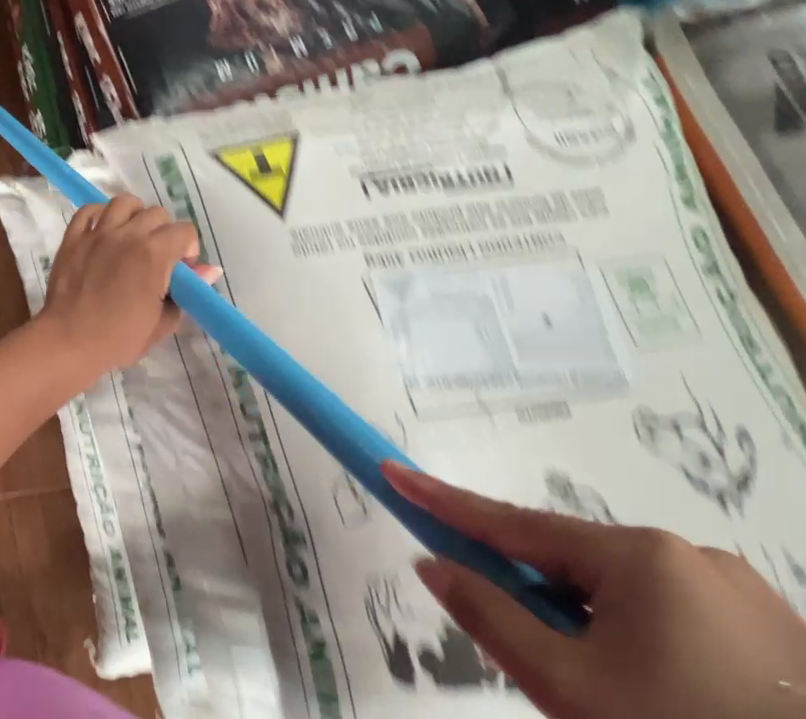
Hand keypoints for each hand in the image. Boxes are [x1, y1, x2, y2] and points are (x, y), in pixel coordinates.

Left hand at [35, 194, 216, 377]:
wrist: (69, 340)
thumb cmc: (119, 337)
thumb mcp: (162, 321)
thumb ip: (186, 291)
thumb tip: (208, 271)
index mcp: (154, 254)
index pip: (184, 231)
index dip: (188, 249)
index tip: (180, 269)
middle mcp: (126, 235)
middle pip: (156, 213)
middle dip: (164, 232)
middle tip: (157, 256)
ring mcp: (96, 233)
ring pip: (123, 203)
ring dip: (134, 215)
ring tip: (132, 236)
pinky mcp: (72, 238)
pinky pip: (88, 211)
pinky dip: (99, 214)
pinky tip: (103, 231)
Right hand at [387, 463, 805, 718]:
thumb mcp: (565, 683)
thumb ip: (488, 615)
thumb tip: (433, 564)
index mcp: (638, 556)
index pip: (512, 523)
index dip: (443, 501)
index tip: (390, 470)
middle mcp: (690, 555)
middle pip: (570, 559)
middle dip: (531, 590)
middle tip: (526, 649)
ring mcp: (741, 591)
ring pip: (619, 589)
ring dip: (584, 618)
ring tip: (601, 687)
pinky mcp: (774, 631)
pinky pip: (669, 612)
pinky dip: (635, 635)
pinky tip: (649, 687)